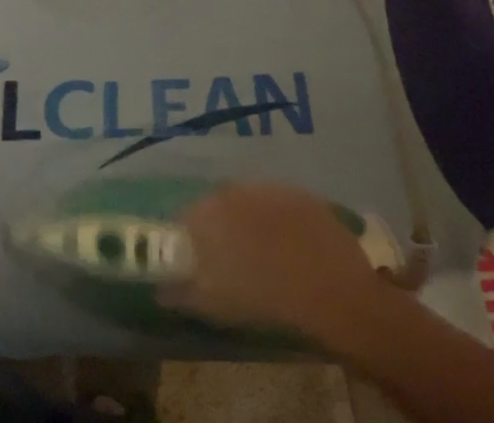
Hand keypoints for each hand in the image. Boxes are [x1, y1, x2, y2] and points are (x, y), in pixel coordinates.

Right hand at [167, 182, 380, 337]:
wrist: (335, 296)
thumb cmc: (264, 299)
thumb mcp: (211, 305)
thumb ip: (177, 292)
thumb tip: (158, 288)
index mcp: (205, 213)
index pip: (183, 219)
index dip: (189, 241)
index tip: (199, 261)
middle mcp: (233, 190)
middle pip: (217, 206)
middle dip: (220, 227)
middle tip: (234, 258)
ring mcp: (271, 189)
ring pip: (250, 202)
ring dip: (251, 220)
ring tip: (267, 251)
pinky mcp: (304, 195)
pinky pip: (282, 205)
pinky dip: (282, 220)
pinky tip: (295, 245)